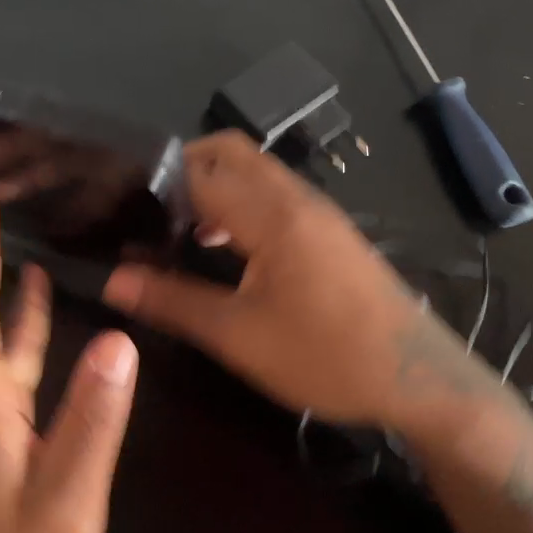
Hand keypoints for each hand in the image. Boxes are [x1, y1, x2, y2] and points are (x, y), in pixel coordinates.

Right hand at [101, 131, 442, 429]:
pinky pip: (273, 194)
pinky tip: (221, 246)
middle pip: (231, 151)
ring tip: (175, 228)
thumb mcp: (238, 336)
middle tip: (145, 208)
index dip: (155, 183)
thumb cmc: (325, 357)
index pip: (199, 170)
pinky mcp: (329, 231)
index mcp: (272, 216)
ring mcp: (318, 212)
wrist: (420, 381)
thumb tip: (112, 281)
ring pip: (254, 171)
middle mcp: (296, 199)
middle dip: (183, 167)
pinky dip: (238, 201)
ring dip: (212, 184)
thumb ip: (172, 301)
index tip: (120, 208)